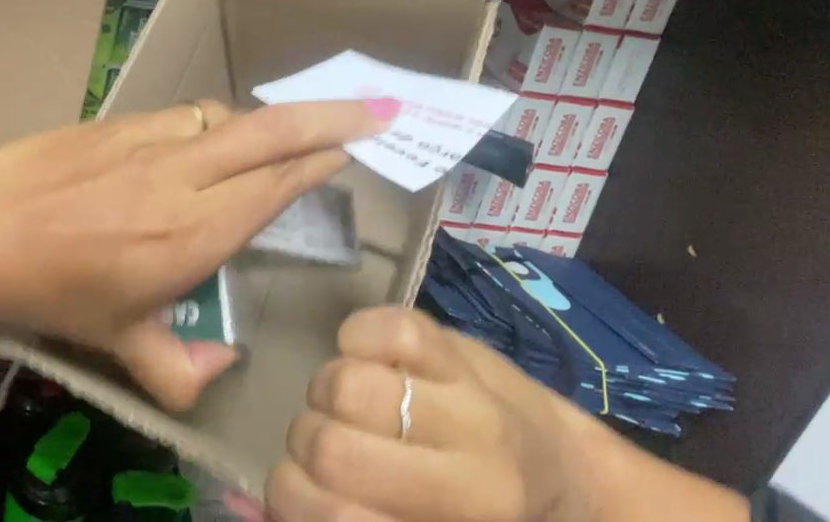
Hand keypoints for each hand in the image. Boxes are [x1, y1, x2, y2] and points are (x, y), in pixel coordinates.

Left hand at [0, 99, 392, 409]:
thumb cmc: (47, 293)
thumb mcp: (118, 343)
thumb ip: (179, 366)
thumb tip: (221, 360)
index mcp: (191, 233)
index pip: (274, 186)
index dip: (320, 164)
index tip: (355, 149)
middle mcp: (180, 176)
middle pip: (268, 133)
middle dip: (328, 117)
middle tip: (374, 105)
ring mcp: (145, 141)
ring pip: (224, 117)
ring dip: (265, 119)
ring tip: (293, 126)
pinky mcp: (113, 122)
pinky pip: (180, 116)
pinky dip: (211, 121)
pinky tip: (210, 135)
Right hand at [269, 307, 596, 521]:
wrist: (572, 481)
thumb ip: (348, 515)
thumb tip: (257, 505)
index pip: (336, 517)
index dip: (292, 505)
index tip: (301, 502)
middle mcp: (472, 468)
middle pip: (329, 447)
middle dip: (306, 447)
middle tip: (325, 453)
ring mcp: (468, 396)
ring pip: (343, 383)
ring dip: (325, 397)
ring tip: (348, 409)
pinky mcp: (456, 342)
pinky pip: (377, 327)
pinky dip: (355, 342)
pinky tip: (371, 365)